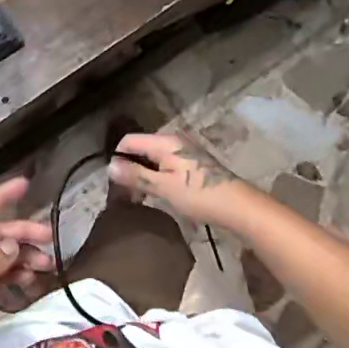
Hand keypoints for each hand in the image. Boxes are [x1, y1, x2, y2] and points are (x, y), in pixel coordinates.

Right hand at [108, 132, 252, 228]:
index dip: (117, 158)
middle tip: (124, 193)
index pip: (129, 140)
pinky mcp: (192, 165)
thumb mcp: (164, 187)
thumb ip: (136, 175)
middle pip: (141, 149)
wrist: (239, 207)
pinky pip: (165, 166)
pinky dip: (157, 177)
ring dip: (143, 175)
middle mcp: (174, 142)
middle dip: (129, 168)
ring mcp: (184, 153)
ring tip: (138, 196)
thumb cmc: (200, 195)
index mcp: (165, 142)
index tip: (113, 181)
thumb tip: (109, 166)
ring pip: (153, 159)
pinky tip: (157, 194)